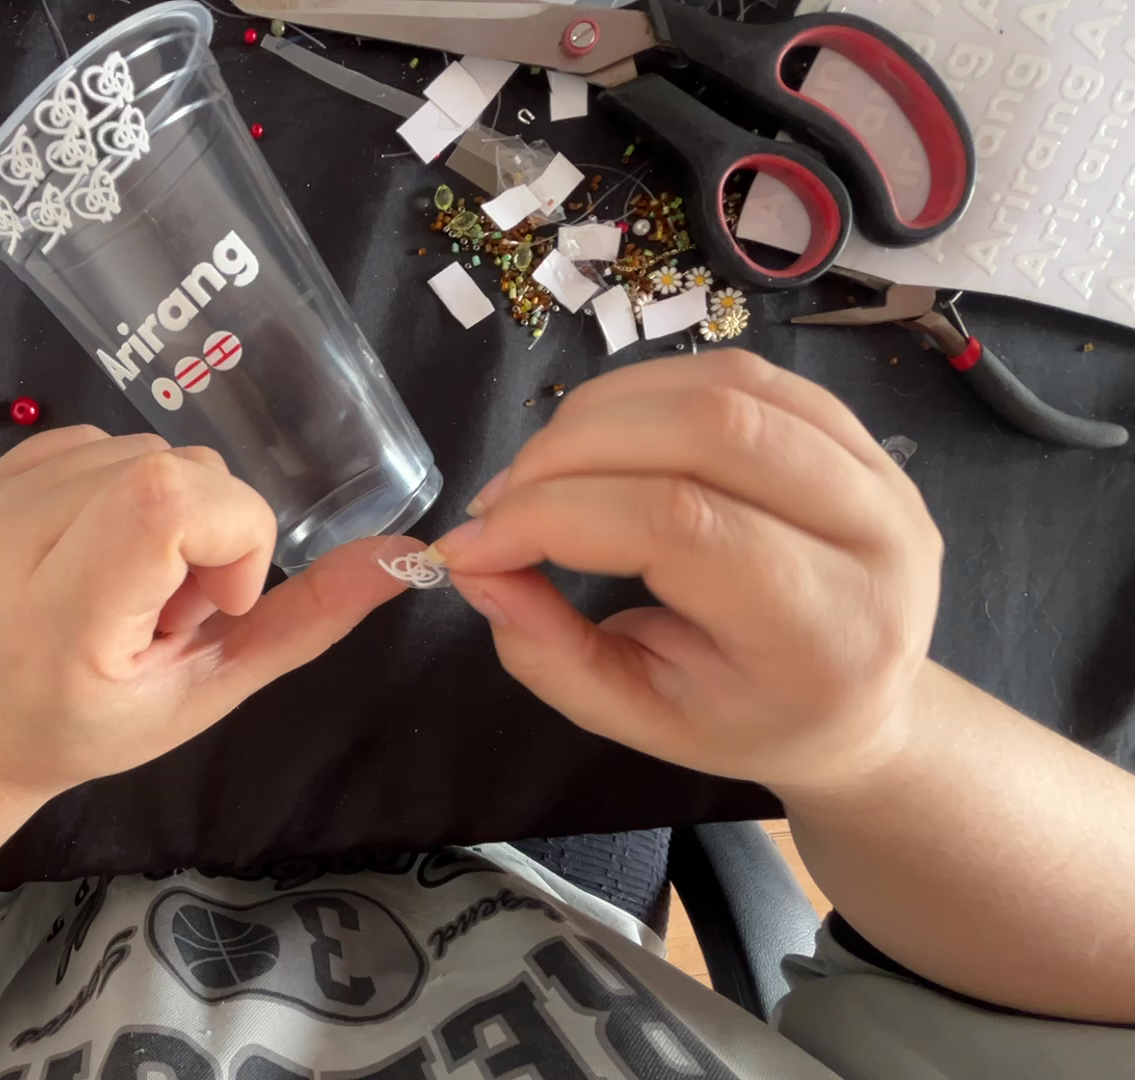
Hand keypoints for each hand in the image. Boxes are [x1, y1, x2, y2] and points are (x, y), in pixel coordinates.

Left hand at [0, 425, 419, 796]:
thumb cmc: (105, 723)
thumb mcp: (214, 690)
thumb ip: (306, 620)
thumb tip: (399, 554)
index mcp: (62, 619)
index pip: (166, 501)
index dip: (230, 533)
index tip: (216, 599)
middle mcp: (9, 545)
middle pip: (168, 467)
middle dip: (207, 529)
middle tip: (168, 602)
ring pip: (143, 448)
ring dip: (167, 509)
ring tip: (131, 580)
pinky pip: (103, 441)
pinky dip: (128, 489)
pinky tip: (100, 545)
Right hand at [431, 352, 941, 792]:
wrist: (854, 701)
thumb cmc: (734, 718)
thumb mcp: (628, 715)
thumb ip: (545, 651)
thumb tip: (470, 564)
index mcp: (825, 631)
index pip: (677, 526)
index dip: (549, 518)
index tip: (467, 549)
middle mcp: (875, 532)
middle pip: (701, 430)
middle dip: (559, 457)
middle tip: (493, 508)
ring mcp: (875, 466)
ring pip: (713, 389)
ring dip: (587, 420)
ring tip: (533, 478)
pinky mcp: (847, 427)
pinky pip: (726, 373)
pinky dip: (629, 396)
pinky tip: (588, 443)